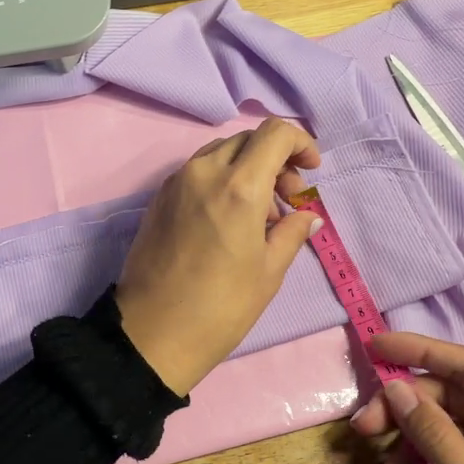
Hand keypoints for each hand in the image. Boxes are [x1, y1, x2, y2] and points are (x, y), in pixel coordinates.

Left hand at [115, 117, 321, 395]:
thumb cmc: (221, 306)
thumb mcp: (269, 271)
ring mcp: (178, 180)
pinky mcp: (160, 194)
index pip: (275, 133)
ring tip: (262, 214)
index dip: (300, 143)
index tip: (311, 170)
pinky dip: (223, 178)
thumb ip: (292, 232)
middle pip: (248, 139)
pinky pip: (200, 169)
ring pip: (222, 152)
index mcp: (238, 186)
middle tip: (289, 199)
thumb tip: (306, 214)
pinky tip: (231, 217)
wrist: (153, 330)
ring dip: (249, 167)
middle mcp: (205, 170)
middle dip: (276, 158)